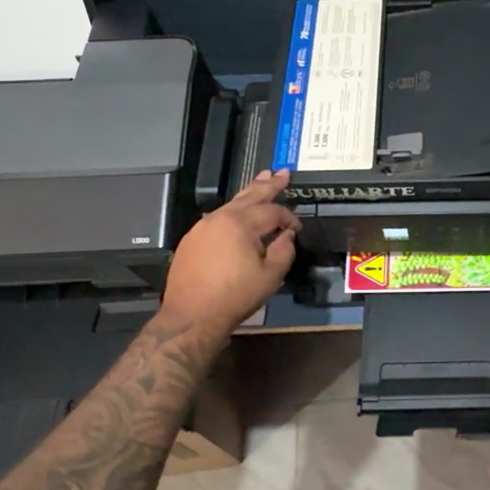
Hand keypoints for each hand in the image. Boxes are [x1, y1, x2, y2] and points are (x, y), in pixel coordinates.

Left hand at [161, 170, 298, 334]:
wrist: (192, 316)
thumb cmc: (235, 297)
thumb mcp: (271, 276)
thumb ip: (284, 250)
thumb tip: (287, 235)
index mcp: (241, 223)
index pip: (272, 211)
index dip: (289, 217)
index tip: (297, 227)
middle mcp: (220, 217)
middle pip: (249, 195)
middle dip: (268, 184)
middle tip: (282, 172)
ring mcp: (202, 227)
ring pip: (231, 204)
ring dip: (249, 193)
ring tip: (261, 181)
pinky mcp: (191, 239)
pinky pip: (217, 217)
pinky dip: (233, 210)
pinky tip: (238, 212)